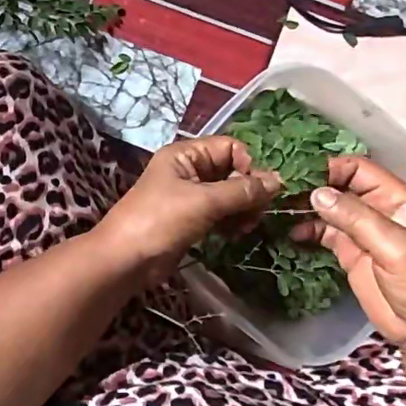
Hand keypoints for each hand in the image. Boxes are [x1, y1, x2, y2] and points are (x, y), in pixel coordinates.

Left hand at [94, 136, 281, 278]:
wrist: (126, 259)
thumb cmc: (161, 220)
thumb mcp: (203, 201)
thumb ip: (241, 191)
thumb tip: (278, 180)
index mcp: (185, 155)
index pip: (229, 146)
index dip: (247, 164)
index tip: (258, 188)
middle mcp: (188, 170)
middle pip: (231, 170)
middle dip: (248, 189)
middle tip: (258, 212)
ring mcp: (189, 196)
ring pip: (228, 194)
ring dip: (243, 208)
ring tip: (247, 226)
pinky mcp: (191, 219)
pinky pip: (220, 213)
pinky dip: (232, 220)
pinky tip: (237, 233)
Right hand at [292, 156, 405, 349]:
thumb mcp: (395, 248)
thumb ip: (356, 218)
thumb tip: (316, 193)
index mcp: (400, 200)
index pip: (361, 170)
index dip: (331, 168)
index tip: (299, 174)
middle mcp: (381, 209)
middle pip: (341, 187)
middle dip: (312, 187)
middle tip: (280, 191)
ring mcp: (364, 232)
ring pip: (329, 209)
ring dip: (306, 209)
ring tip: (280, 211)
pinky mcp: (352, 253)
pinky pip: (324, 233)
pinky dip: (307, 231)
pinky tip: (292, 233)